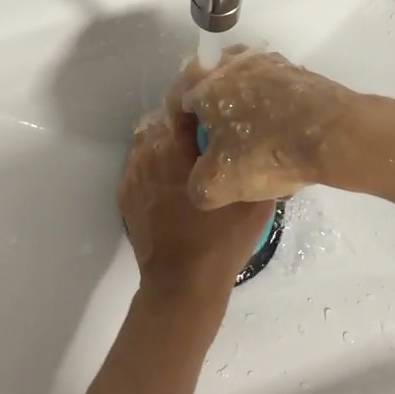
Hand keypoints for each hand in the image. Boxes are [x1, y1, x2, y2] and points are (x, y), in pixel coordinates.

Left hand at [119, 101, 273, 293]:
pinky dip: (152, 162)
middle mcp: (148, 154)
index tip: (218, 117)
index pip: (185, 108)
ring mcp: (133, 174)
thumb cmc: (220, 242)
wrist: (182, 285)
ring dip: (165, 142)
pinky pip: (137, 162)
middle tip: (204, 139)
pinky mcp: (126, 193)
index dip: (203, 109)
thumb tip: (269, 147)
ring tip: (187, 157)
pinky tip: (171, 177)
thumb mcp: (253, 204)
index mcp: (175, 149)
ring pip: (147, 140)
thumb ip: (259, 168)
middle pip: (164, 122)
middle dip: (183, 126)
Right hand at [175, 49, 364, 209]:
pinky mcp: (295, 71)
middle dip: (212, 125)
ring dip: (242, 118)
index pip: (176, 104)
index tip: (197, 161)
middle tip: (222, 156)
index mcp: (202, 79)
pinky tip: (282, 143)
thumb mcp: (216, 186)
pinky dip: (270, 115)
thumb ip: (196, 185)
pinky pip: (271, 94)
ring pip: (241, 93)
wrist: (333, 134)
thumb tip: (203, 183)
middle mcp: (230, 61)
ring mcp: (266, 62)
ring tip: (254, 151)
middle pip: (209, 95)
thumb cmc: (264, 152)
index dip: (181, 137)